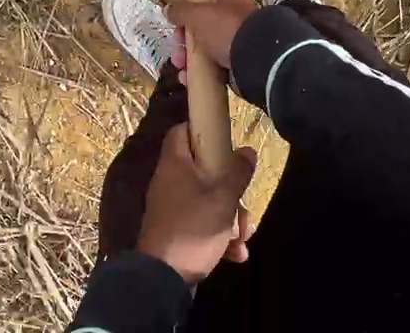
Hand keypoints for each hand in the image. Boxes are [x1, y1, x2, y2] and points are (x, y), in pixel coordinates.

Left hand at [137, 123, 258, 282]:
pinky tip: (235, 254)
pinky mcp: (175, 232)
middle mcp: (170, 182)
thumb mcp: (223, 199)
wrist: (161, 280)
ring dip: (230, 217)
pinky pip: (201, 223)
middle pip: (203, 170)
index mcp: (175, 164)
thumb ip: (237, 173)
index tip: (223, 139)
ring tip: (244, 237)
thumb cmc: (192, 229)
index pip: (182, 131)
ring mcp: (171, 208)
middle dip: (230, 189)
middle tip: (244, 204)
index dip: (201, 130)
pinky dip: (218, 235)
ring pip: (207, 200)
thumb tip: (247, 150)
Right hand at [166, 0, 258, 71]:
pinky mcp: (237, 60)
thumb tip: (168, 9)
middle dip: (185, 35)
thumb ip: (181, 10)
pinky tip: (187, 77)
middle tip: (177, 43)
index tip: (181, 7)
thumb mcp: (198, 14)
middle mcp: (235, 13)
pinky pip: (214, 63)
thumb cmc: (226, 27)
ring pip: (206, 44)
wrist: (255, 60)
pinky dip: (200, 70)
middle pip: (204, 20)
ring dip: (189, 55)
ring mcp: (237, 38)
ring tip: (180, 64)